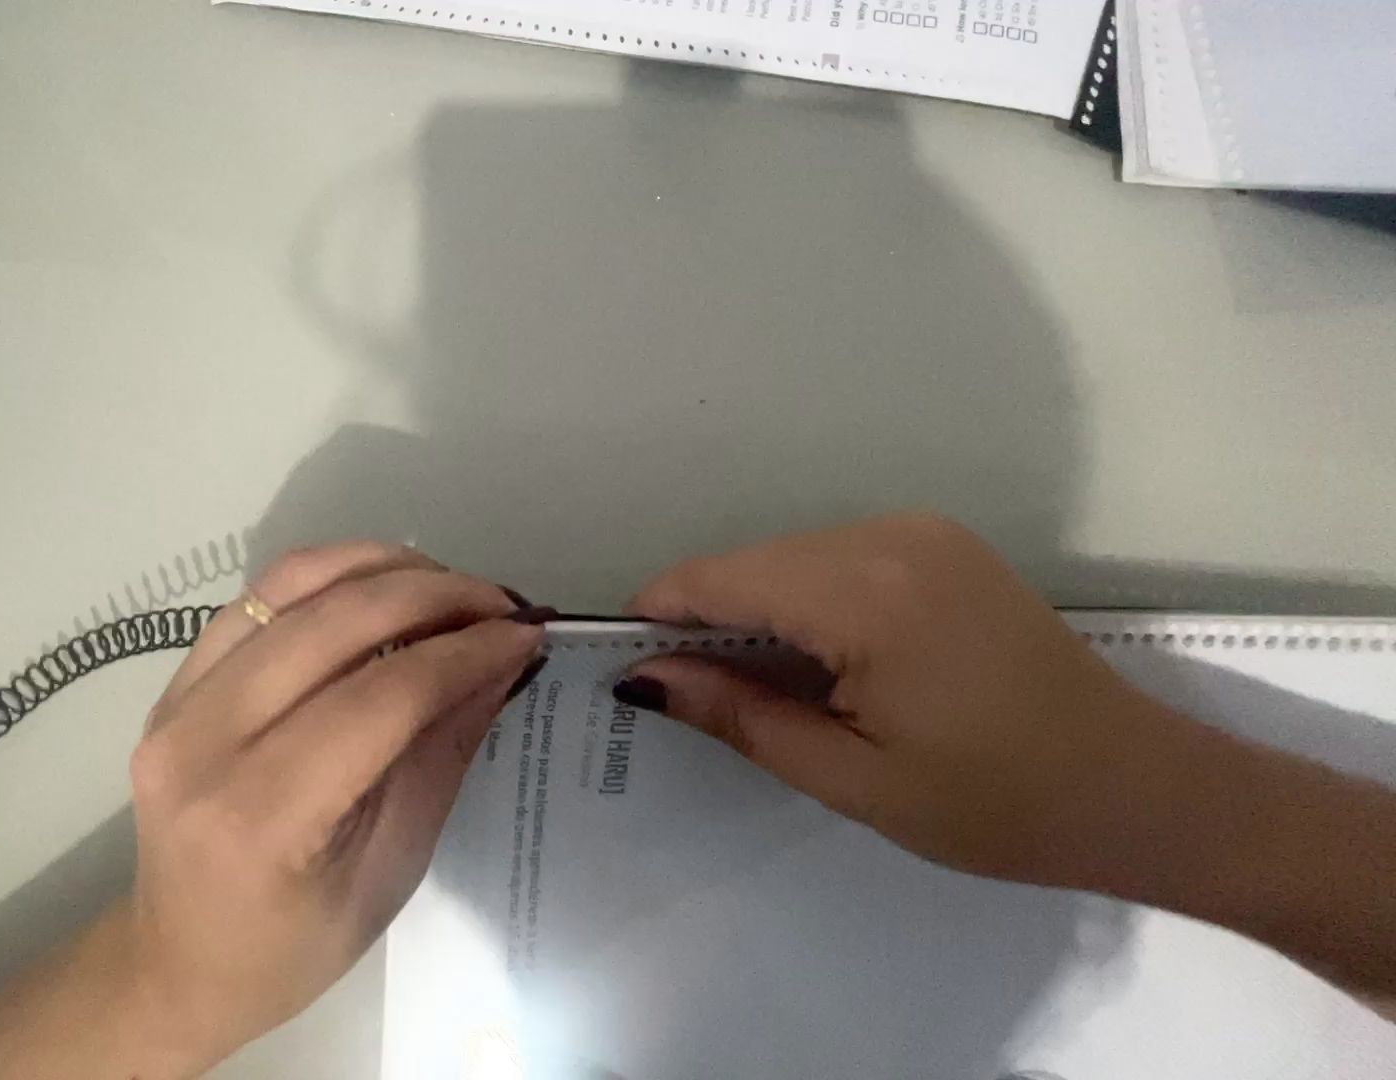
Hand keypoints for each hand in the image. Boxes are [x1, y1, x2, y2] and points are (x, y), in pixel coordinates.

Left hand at [122, 543, 544, 1072]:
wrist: (181, 959)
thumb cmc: (295, 945)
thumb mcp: (392, 865)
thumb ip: (443, 748)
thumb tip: (502, 657)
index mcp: (260, 817)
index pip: (380, 697)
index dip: (463, 653)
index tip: (523, 633)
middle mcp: (202, 742)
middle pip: (335, 624)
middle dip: (434, 596)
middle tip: (499, 603)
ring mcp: (176, 701)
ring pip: (292, 586)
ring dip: (383, 567)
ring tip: (447, 585)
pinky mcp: (174, 679)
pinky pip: (260, 595)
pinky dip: (332, 572)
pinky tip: (382, 584)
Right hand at [616, 513, 1197, 891]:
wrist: (1149, 791)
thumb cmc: (997, 803)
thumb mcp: (849, 777)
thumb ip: (736, 715)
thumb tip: (642, 678)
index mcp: (867, 595)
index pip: (718, 580)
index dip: (658, 612)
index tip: (625, 659)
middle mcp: (886, 537)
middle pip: (746, 563)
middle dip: (702, 618)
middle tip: (690, 689)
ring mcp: (915, 530)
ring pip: (781, 556)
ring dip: (748, 609)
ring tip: (756, 681)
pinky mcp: (932, 540)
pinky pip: (823, 556)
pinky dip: (793, 598)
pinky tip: (812, 654)